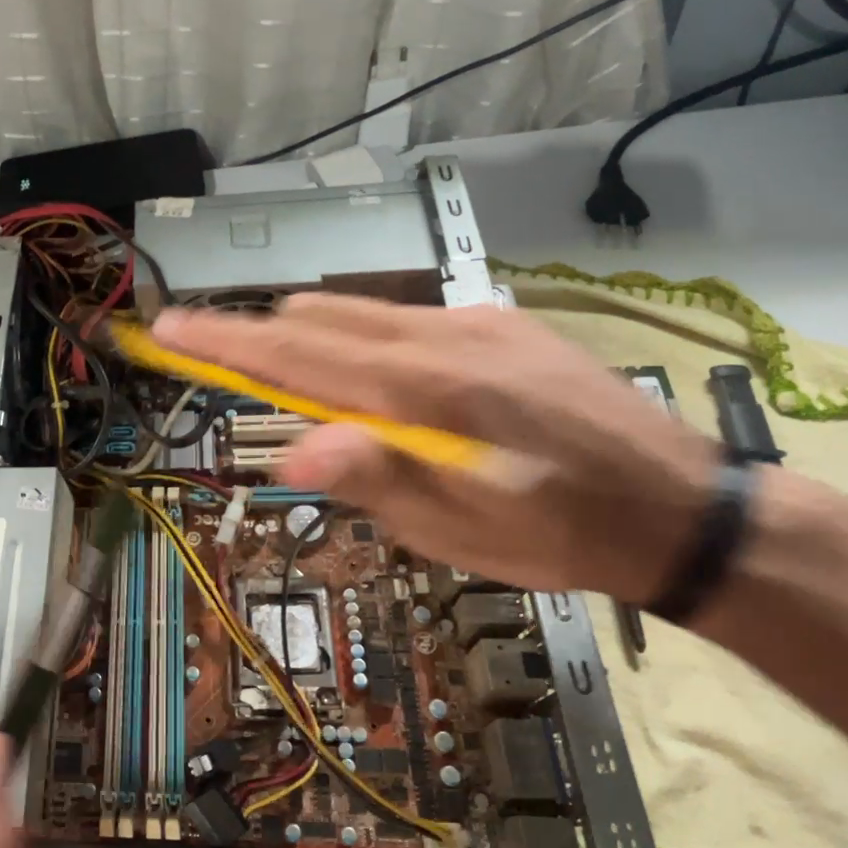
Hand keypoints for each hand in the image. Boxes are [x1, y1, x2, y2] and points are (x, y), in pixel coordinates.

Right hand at [154, 294, 720, 601]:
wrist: (682, 506)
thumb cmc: (559, 535)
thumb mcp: (459, 531)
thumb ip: (375, 476)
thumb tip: (294, 447)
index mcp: (422, 390)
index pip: (294, 352)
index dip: (222, 340)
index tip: (166, 326)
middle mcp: (440, 334)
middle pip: (316, 316)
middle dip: (269, 346)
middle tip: (261, 399)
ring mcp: (473, 319)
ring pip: (359, 311)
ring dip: (320, 348)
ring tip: (343, 412)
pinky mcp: (500, 320)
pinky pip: (407, 318)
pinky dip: (374, 347)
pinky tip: (412, 399)